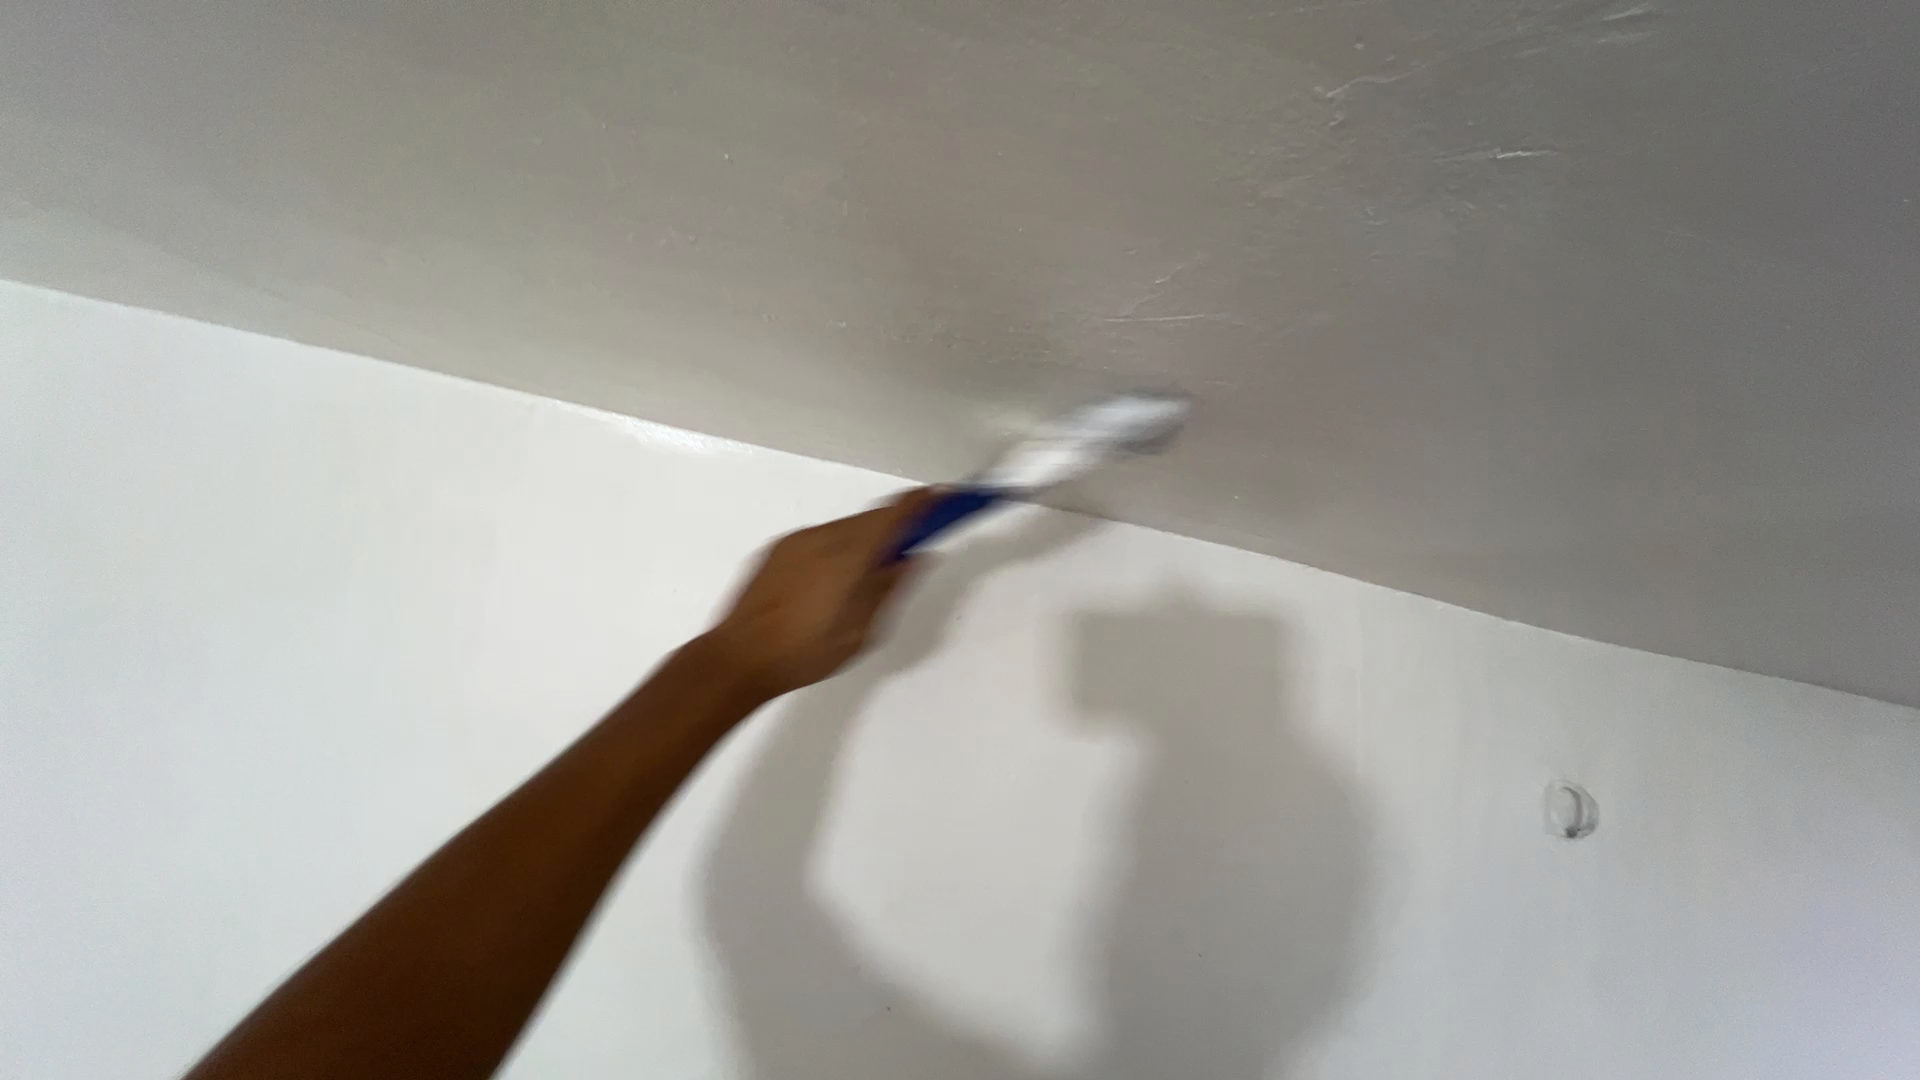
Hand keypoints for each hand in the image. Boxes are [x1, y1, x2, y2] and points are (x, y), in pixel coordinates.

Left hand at [704, 488, 935, 699]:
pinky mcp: (776, 553)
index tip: (943, 495)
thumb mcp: (862, 629)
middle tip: (912, 544)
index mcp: (849, 553)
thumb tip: (915, 557)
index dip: (921, 502)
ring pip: (842, 530)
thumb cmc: (807, 650)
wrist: (738, 658)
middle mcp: (823, 536)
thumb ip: (890, 587)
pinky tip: (833, 582)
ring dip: (864, 540)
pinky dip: (838, 549)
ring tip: (870, 573)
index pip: (893, 515)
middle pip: (868, 520)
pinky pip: (819, 541)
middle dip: (894, 526)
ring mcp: (795, 542)